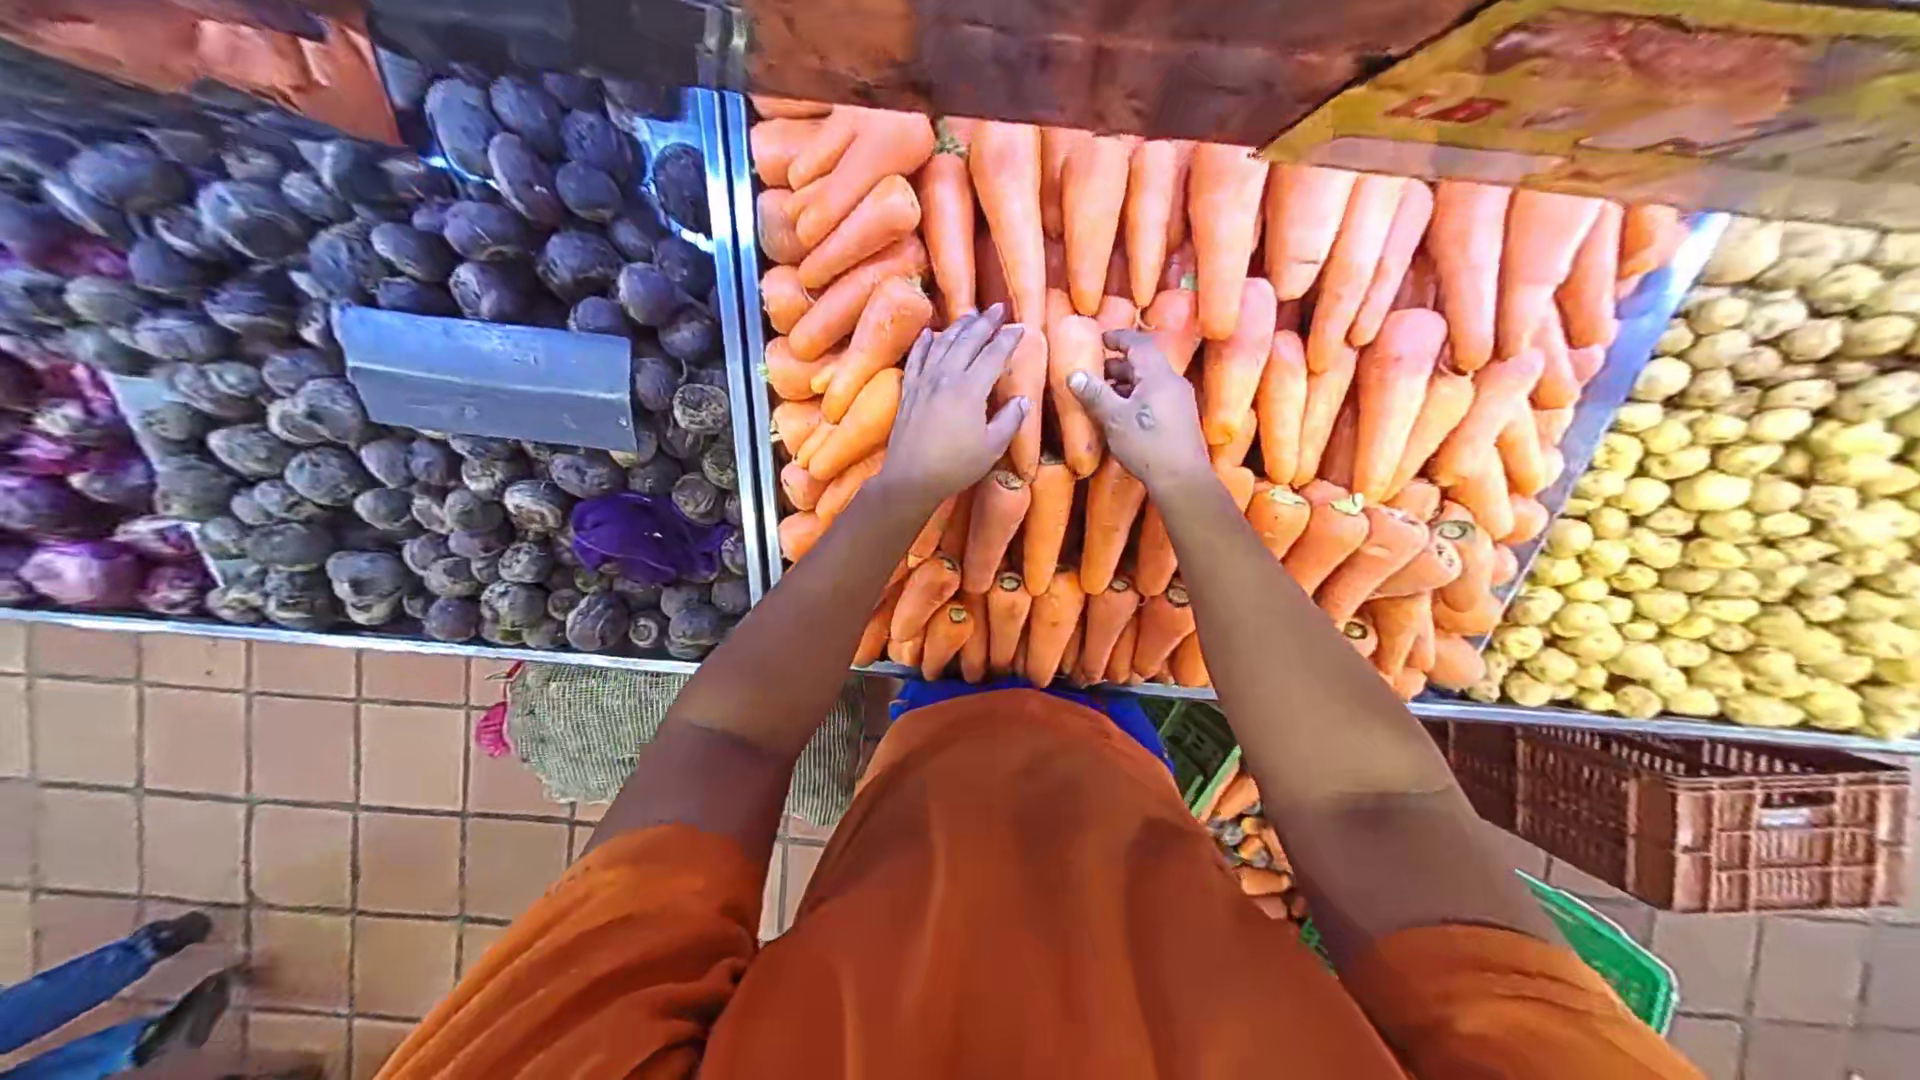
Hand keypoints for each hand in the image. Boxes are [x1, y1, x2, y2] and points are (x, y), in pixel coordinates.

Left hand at [880, 304, 1030, 506]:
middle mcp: (946, 376)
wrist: (910, 478)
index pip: (993, 354)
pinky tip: (930, 332)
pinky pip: (917, 358)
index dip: (1007, 339)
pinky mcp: (908, 390)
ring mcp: (924, 381)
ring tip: (971, 315)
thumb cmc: (955, 466)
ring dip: (959, 326)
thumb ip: (1009, 421)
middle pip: (968, 340)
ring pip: (942, 343)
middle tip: (998, 308)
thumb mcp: (991, 448)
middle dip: (985, 322)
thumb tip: (1022, 400)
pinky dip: (924, 342)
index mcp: (970, 389)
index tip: (1020, 327)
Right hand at [1070, 329, 1211, 495]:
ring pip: (1148, 382)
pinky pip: (1154, 397)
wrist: (1182, 479)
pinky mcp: (1179, 419)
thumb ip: (1095, 394)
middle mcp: (1172, 383)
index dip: (1119, 338)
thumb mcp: (1114, 418)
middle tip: (1095, 370)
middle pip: (1143, 363)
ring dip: (1125, 383)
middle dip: (1118, 364)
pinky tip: (1120, 414)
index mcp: (1158, 376)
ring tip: (1102, 394)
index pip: (1139, 343)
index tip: (1101, 338)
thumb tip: (1074, 375)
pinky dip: (1135, 397)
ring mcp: (1179, 401)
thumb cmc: (1148, 445)